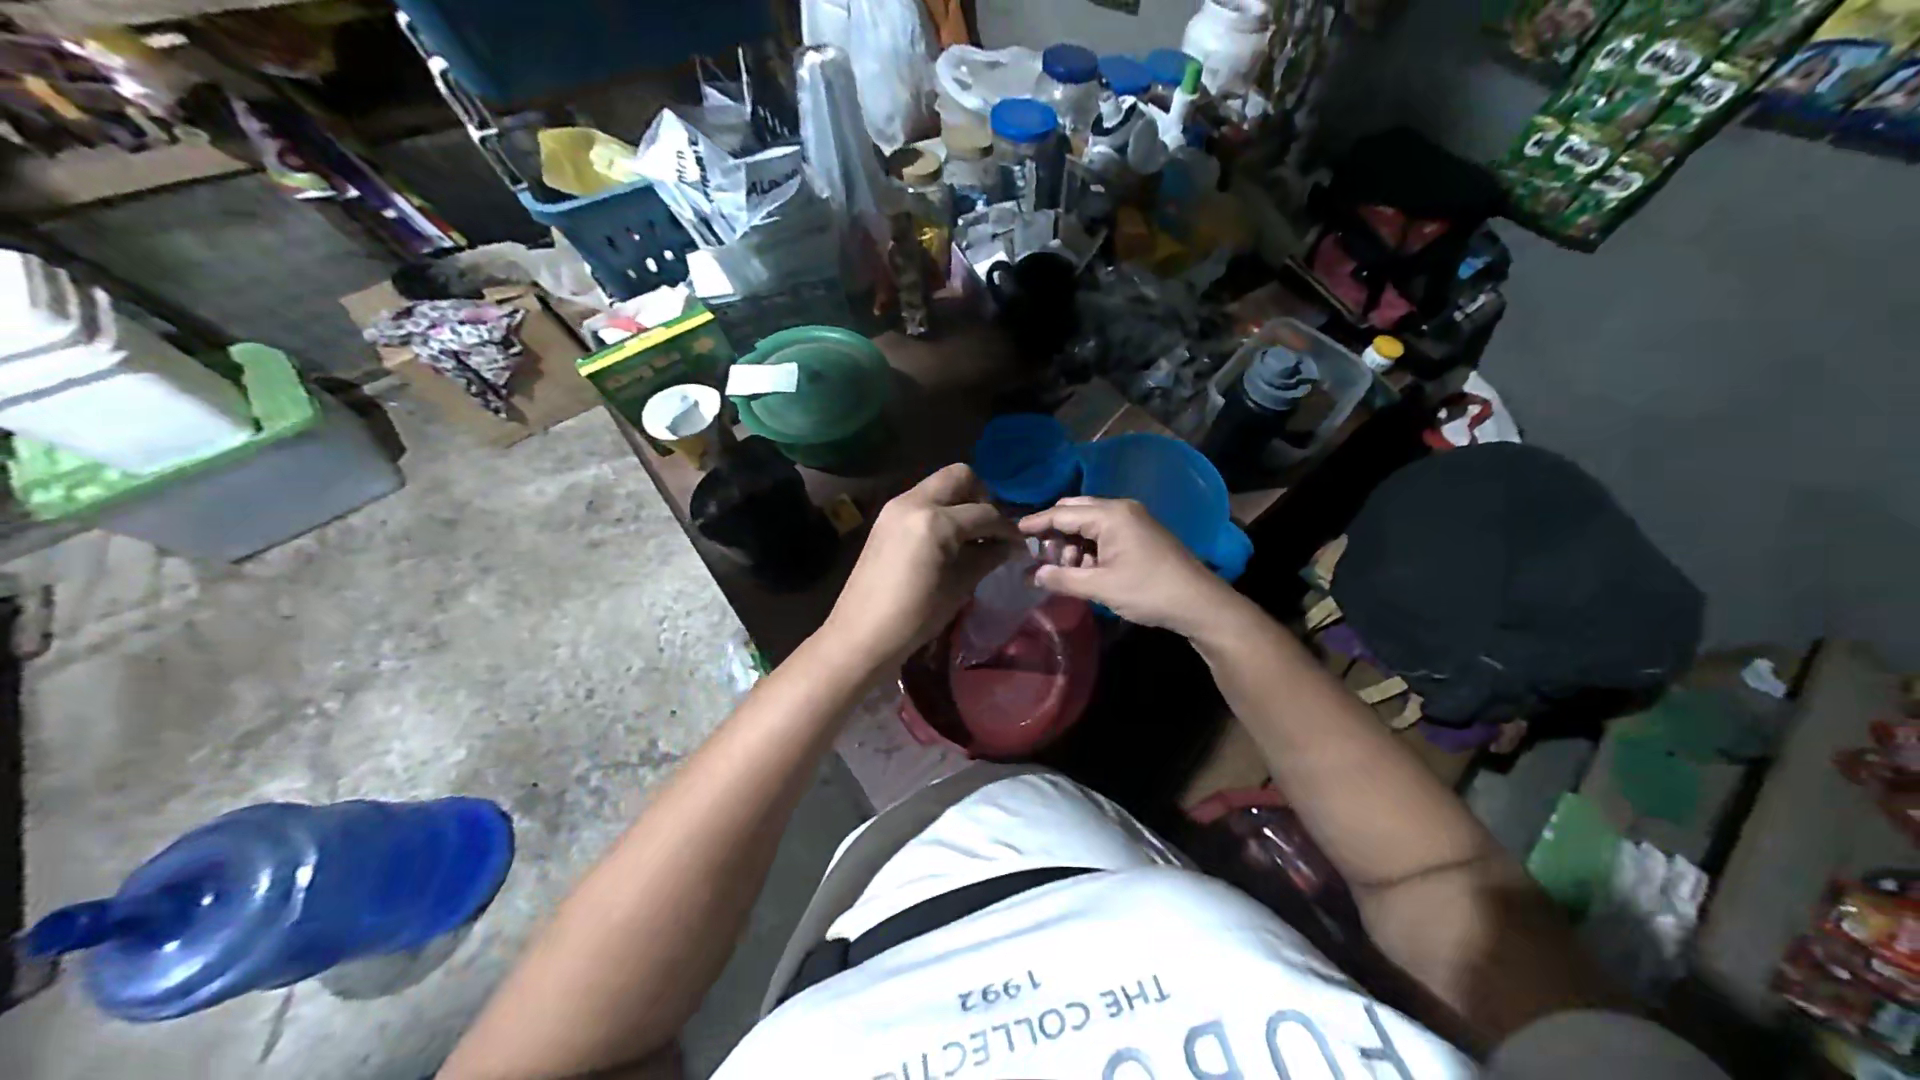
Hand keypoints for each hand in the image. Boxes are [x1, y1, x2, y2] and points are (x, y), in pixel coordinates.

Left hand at [823, 464, 1018, 665]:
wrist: (862, 634)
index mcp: (935, 520)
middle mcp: (914, 502)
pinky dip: (940, 511)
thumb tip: (1011, 545)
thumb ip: (987, 557)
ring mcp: (895, 507)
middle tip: (989, 529)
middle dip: (981, 498)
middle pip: (960, 477)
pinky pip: (922, 501)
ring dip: (960, 503)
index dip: (1007, 528)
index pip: (984, 513)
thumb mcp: (959, 586)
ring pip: (939, 485)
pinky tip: (947, 541)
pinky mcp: (885, 519)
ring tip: (970, 537)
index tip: (1019, 543)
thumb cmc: (916, 616)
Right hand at [1018, 497, 1243, 637]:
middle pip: (1075, 512)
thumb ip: (1063, 579)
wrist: (1199, 602)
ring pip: (1089, 524)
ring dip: (1073, 544)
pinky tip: (1085, 570)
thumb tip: (1033, 575)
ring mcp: (1133, 520)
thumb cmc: (1148, 591)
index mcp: (1110, 515)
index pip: (1062, 513)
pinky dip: (1090, 548)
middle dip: (1055, 533)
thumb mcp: (1101, 587)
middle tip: (1042, 558)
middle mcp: (1120, 509)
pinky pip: (1105, 533)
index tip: (1015, 531)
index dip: (1036, 523)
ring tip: (1067, 572)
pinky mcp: (1141, 534)